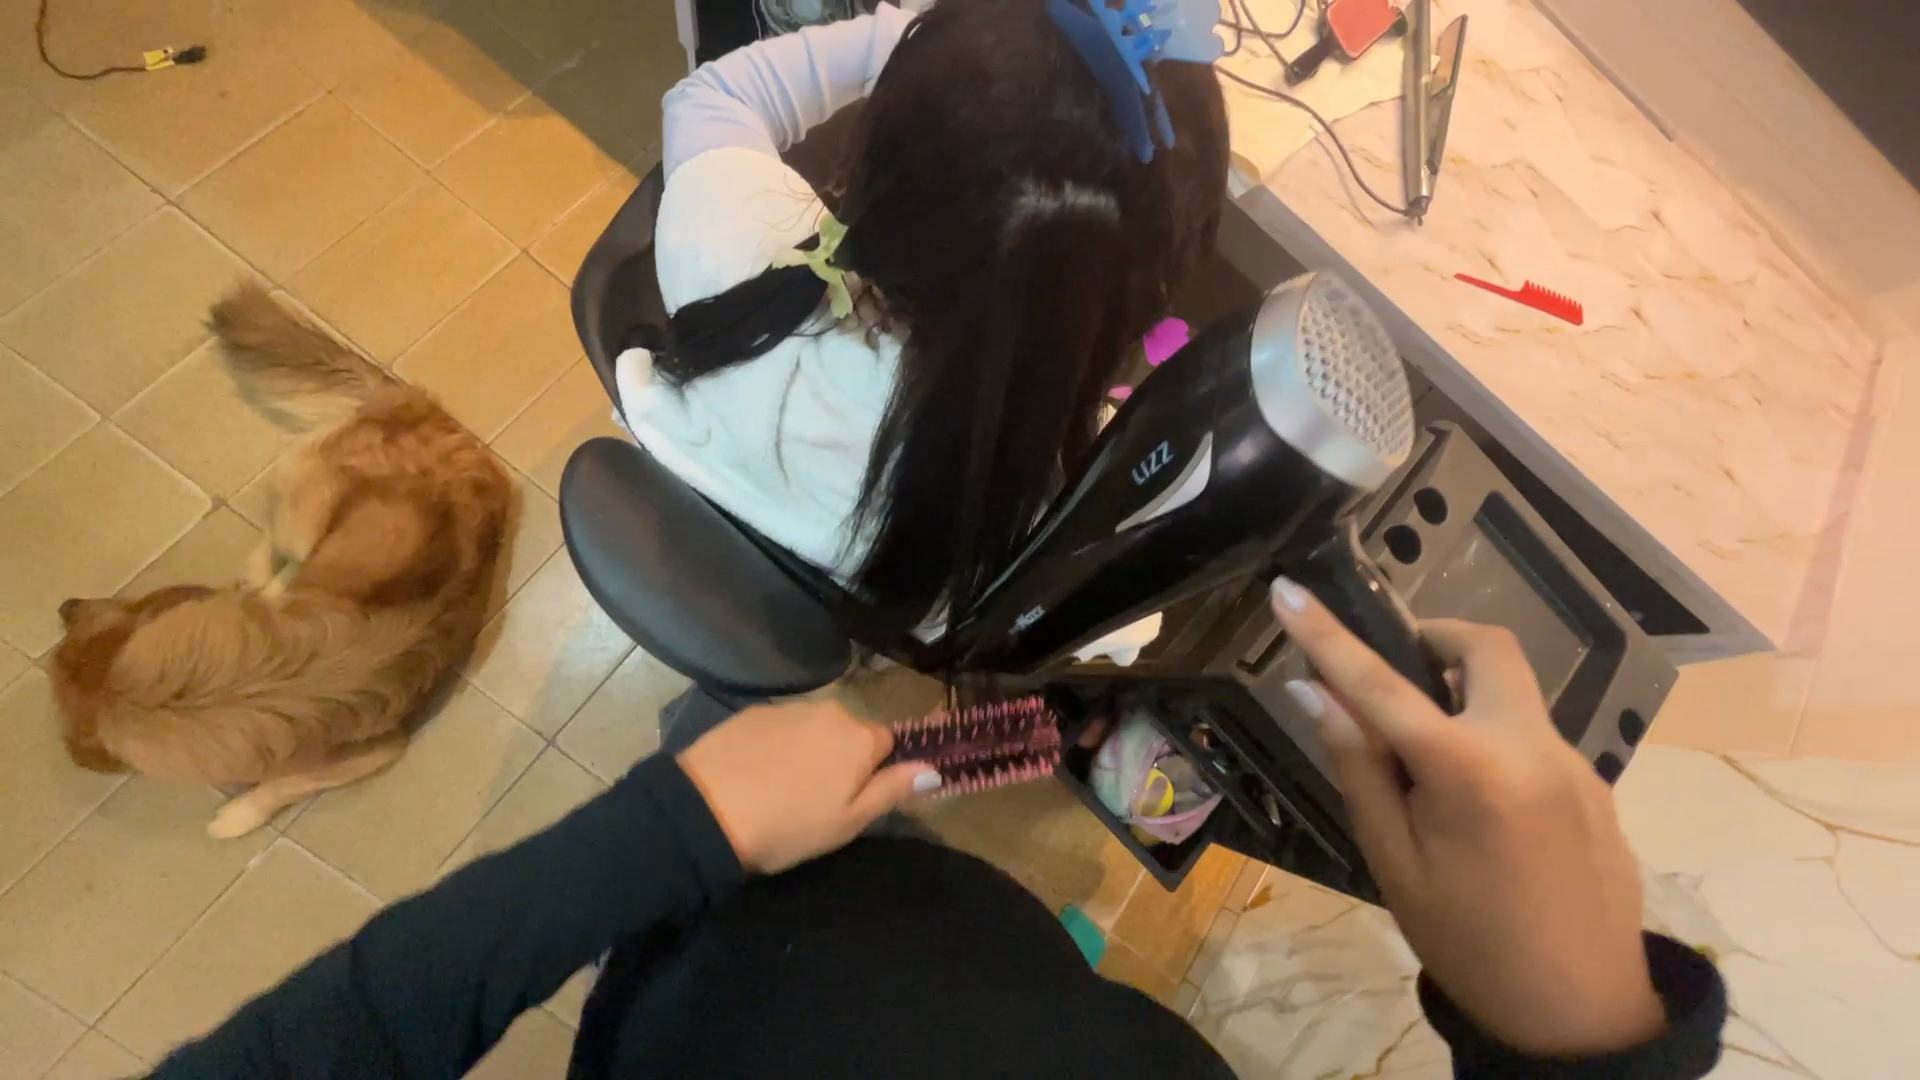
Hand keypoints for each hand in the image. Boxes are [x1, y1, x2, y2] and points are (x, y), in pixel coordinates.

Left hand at [676, 700, 940, 873]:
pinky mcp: (755, 710)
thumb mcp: (848, 821)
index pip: (888, 743)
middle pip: (851, 732)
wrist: (705, 811)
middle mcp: (832, 709)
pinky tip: (758, 773)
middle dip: (842, 758)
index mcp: (860, 737)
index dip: (875, 771)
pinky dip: (779, 745)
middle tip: (816, 799)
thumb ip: (893, 788)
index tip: (854, 797)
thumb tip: (934, 767)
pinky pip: (783, 726)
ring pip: (816, 728)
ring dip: (810, 750)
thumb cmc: (788, 825)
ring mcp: (791, 706)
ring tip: (783, 787)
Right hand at [1269, 577, 1662, 1056]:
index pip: (1378, 683)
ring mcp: (1575, 764)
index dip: (1325, 634)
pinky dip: (1484, 732)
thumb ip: (1356, 763)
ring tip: (1424, 759)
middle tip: (1391, 673)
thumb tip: (1315, 692)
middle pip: (1486, 649)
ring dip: (1457, 693)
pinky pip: (1527, 731)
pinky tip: (1470, 800)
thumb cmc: (1464, 938)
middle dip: (1432, 639)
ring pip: (1509, 691)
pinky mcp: (1595, 784)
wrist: (1582, 1020)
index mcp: (1470, 771)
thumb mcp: (1389, 854)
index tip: (1288, 590)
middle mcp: (1531, 749)